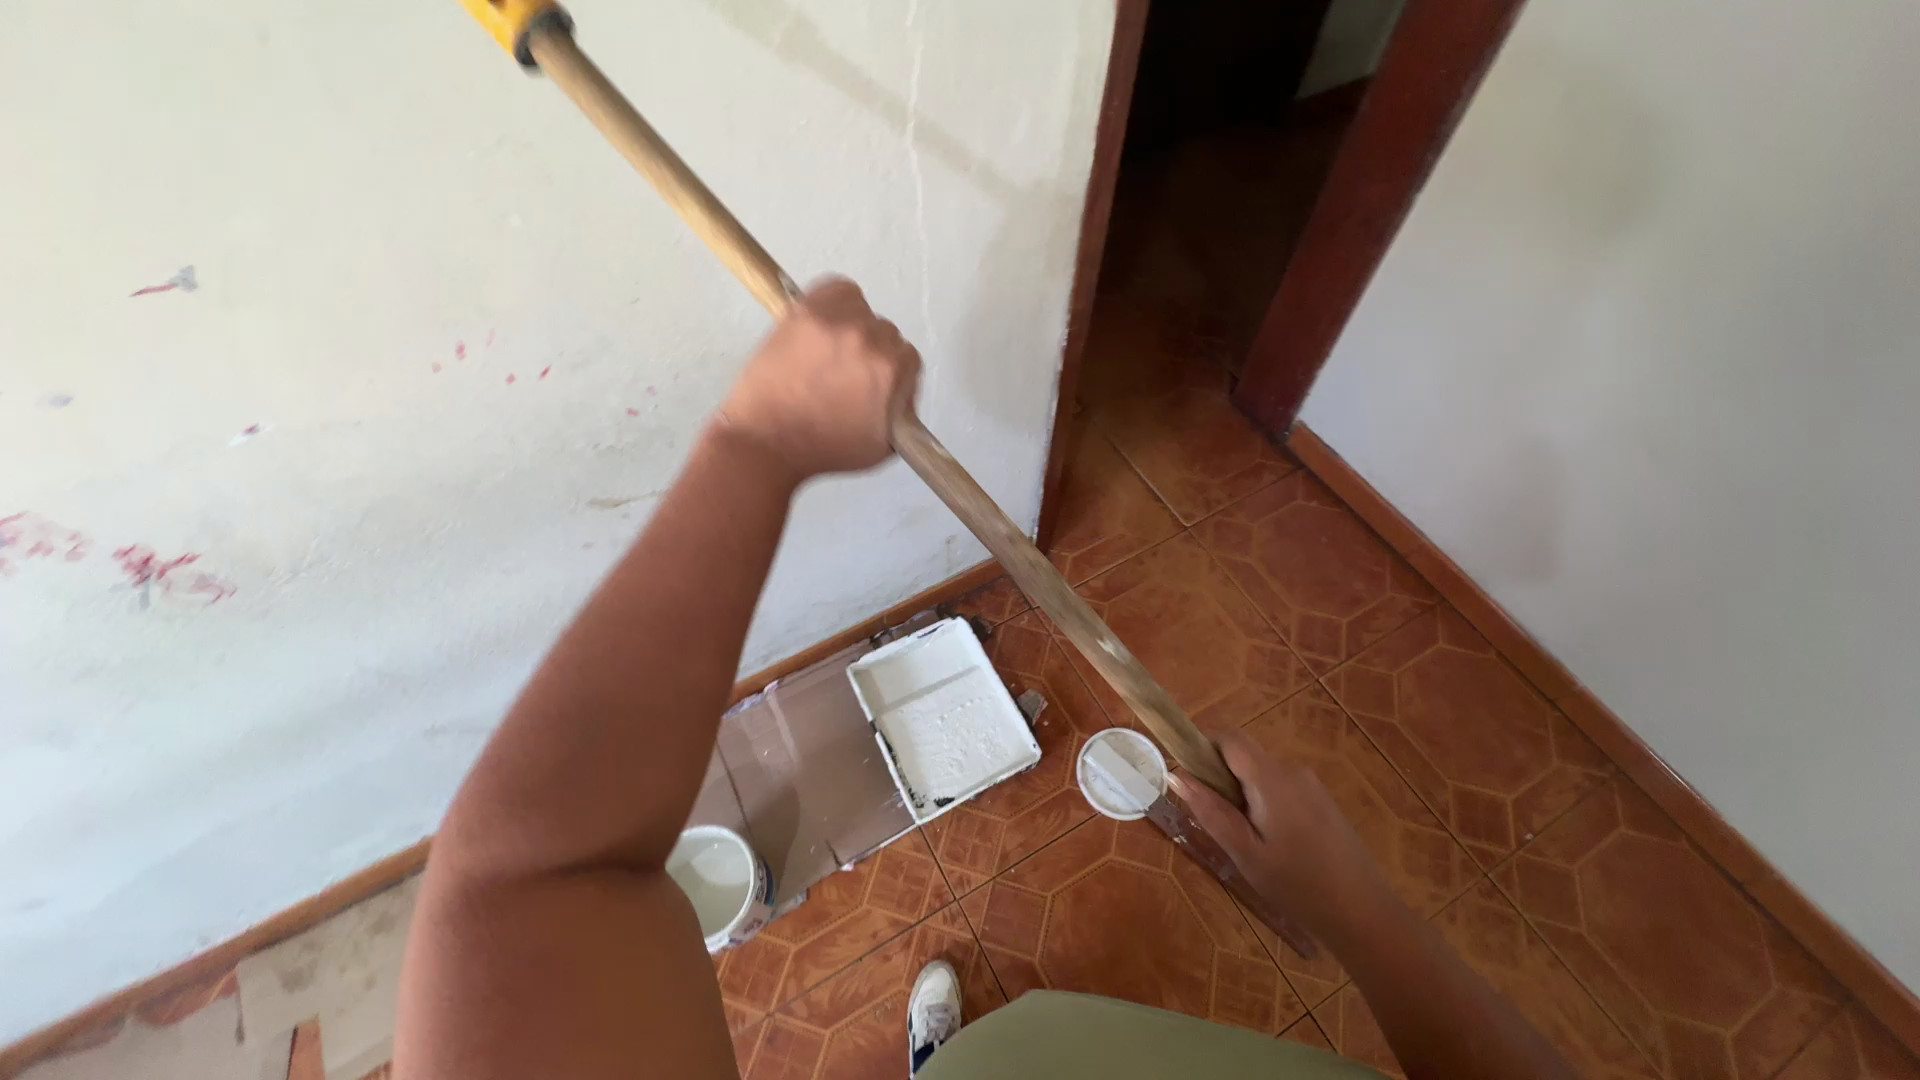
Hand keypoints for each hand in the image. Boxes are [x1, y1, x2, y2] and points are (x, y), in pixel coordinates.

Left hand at [718, 277, 920, 480]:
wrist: (767, 439)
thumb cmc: (825, 448)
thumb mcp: (883, 446)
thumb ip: (904, 412)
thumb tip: (904, 390)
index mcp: (892, 370)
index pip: (908, 356)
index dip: (892, 373)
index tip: (873, 384)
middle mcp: (868, 339)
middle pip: (886, 333)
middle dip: (871, 353)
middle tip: (847, 374)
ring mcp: (835, 322)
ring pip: (863, 310)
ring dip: (854, 327)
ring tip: (831, 354)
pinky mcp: (806, 310)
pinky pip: (839, 288)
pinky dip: (837, 302)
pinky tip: (826, 327)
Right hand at [1170, 728, 1393, 937]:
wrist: (1366, 915)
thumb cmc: (1298, 885)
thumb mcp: (1245, 852)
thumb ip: (1210, 811)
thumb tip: (1176, 775)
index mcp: (1271, 778)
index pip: (1229, 738)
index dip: (1202, 746)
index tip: (1187, 777)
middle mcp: (1292, 771)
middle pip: (1244, 754)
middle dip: (1219, 776)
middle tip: (1212, 819)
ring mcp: (1311, 786)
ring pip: (1261, 773)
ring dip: (1241, 792)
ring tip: (1242, 839)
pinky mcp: (1322, 802)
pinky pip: (1281, 787)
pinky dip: (1263, 802)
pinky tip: (1270, 844)